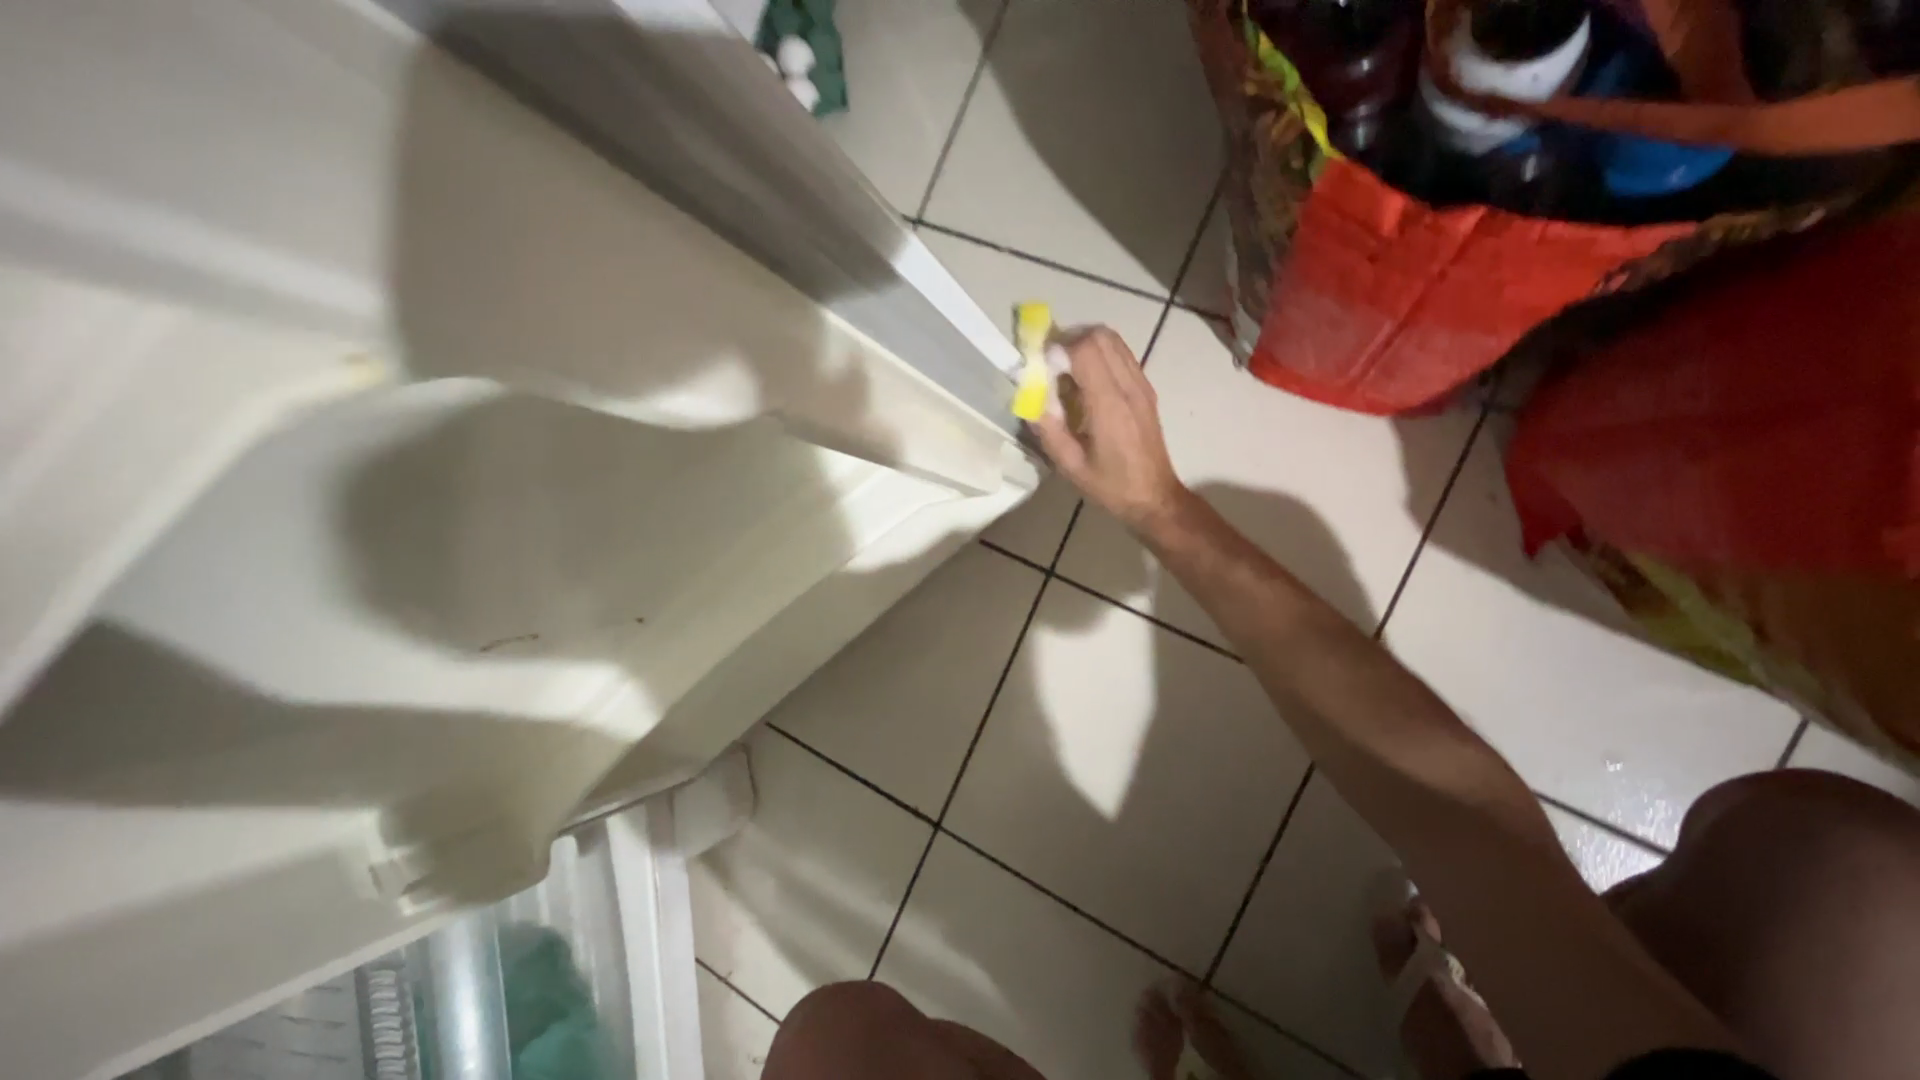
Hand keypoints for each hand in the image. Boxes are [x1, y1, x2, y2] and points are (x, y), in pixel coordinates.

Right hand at [1029, 327, 1191, 533]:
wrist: (1154, 497)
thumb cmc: (1111, 486)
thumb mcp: (1070, 465)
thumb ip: (1048, 429)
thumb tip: (1029, 398)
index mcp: (1109, 405)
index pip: (1085, 350)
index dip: (1058, 349)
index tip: (1043, 368)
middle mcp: (1129, 387)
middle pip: (1099, 335)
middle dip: (1070, 341)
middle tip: (1053, 366)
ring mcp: (1141, 385)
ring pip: (1113, 339)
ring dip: (1086, 345)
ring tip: (1068, 371)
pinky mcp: (1146, 388)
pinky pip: (1122, 354)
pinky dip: (1100, 355)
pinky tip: (1087, 381)